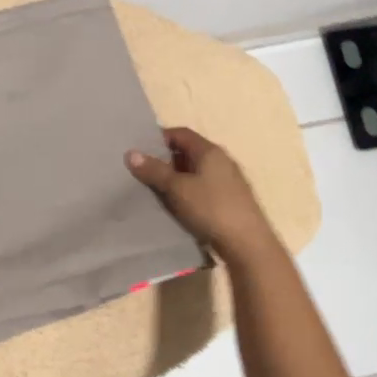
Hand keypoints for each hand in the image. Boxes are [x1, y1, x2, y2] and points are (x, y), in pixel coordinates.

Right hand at [125, 127, 277, 259]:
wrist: (246, 242)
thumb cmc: (211, 208)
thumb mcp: (177, 188)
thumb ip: (154, 170)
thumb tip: (131, 153)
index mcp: (210, 151)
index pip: (181, 133)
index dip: (159, 138)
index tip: (139, 149)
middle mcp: (221, 160)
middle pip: (187, 151)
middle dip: (164, 159)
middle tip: (141, 170)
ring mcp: (226, 179)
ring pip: (194, 170)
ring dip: (174, 176)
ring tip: (153, 187)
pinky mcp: (228, 197)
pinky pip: (201, 185)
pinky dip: (185, 189)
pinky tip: (174, 202)